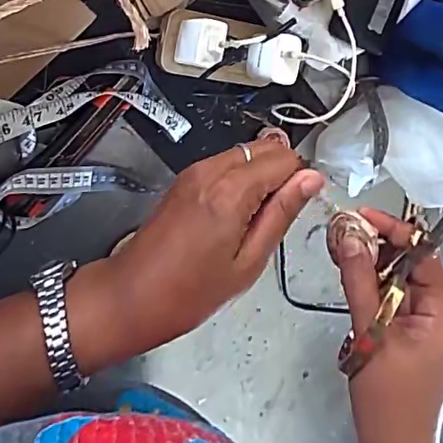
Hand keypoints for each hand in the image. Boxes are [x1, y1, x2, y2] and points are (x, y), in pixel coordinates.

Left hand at [70, 128, 321, 369]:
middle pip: (267, 146)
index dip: (299, 179)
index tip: (297, 206)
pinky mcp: (187, 175)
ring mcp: (196, 170)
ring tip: (252, 219)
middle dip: (282, 172)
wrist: (130, 297)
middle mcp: (212, 170)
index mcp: (231, 192)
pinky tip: (234, 214)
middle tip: (276, 215)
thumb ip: (282, 213)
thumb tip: (311, 180)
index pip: (285, 158)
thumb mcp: (248, 263)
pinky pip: (228, 161)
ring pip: (248, 150)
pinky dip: (241, 177)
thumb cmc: (186, 292)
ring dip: (261, 174)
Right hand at [331, 209, 442, 442]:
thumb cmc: (392, 411)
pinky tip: (351, 284)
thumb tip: (350, 239)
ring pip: (395, 282)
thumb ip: (359, 282)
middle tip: (346, 235)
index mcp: (441, 313)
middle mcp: (436, 317)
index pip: (422, 253)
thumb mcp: (371, 335)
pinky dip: (369, 289)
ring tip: (343, 256)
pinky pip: (389, 302)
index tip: (365, 217)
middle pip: (408, 264)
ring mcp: (421, 330)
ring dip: (369, 268)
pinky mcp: (406, 341)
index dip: (394, 231)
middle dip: (376, 247)